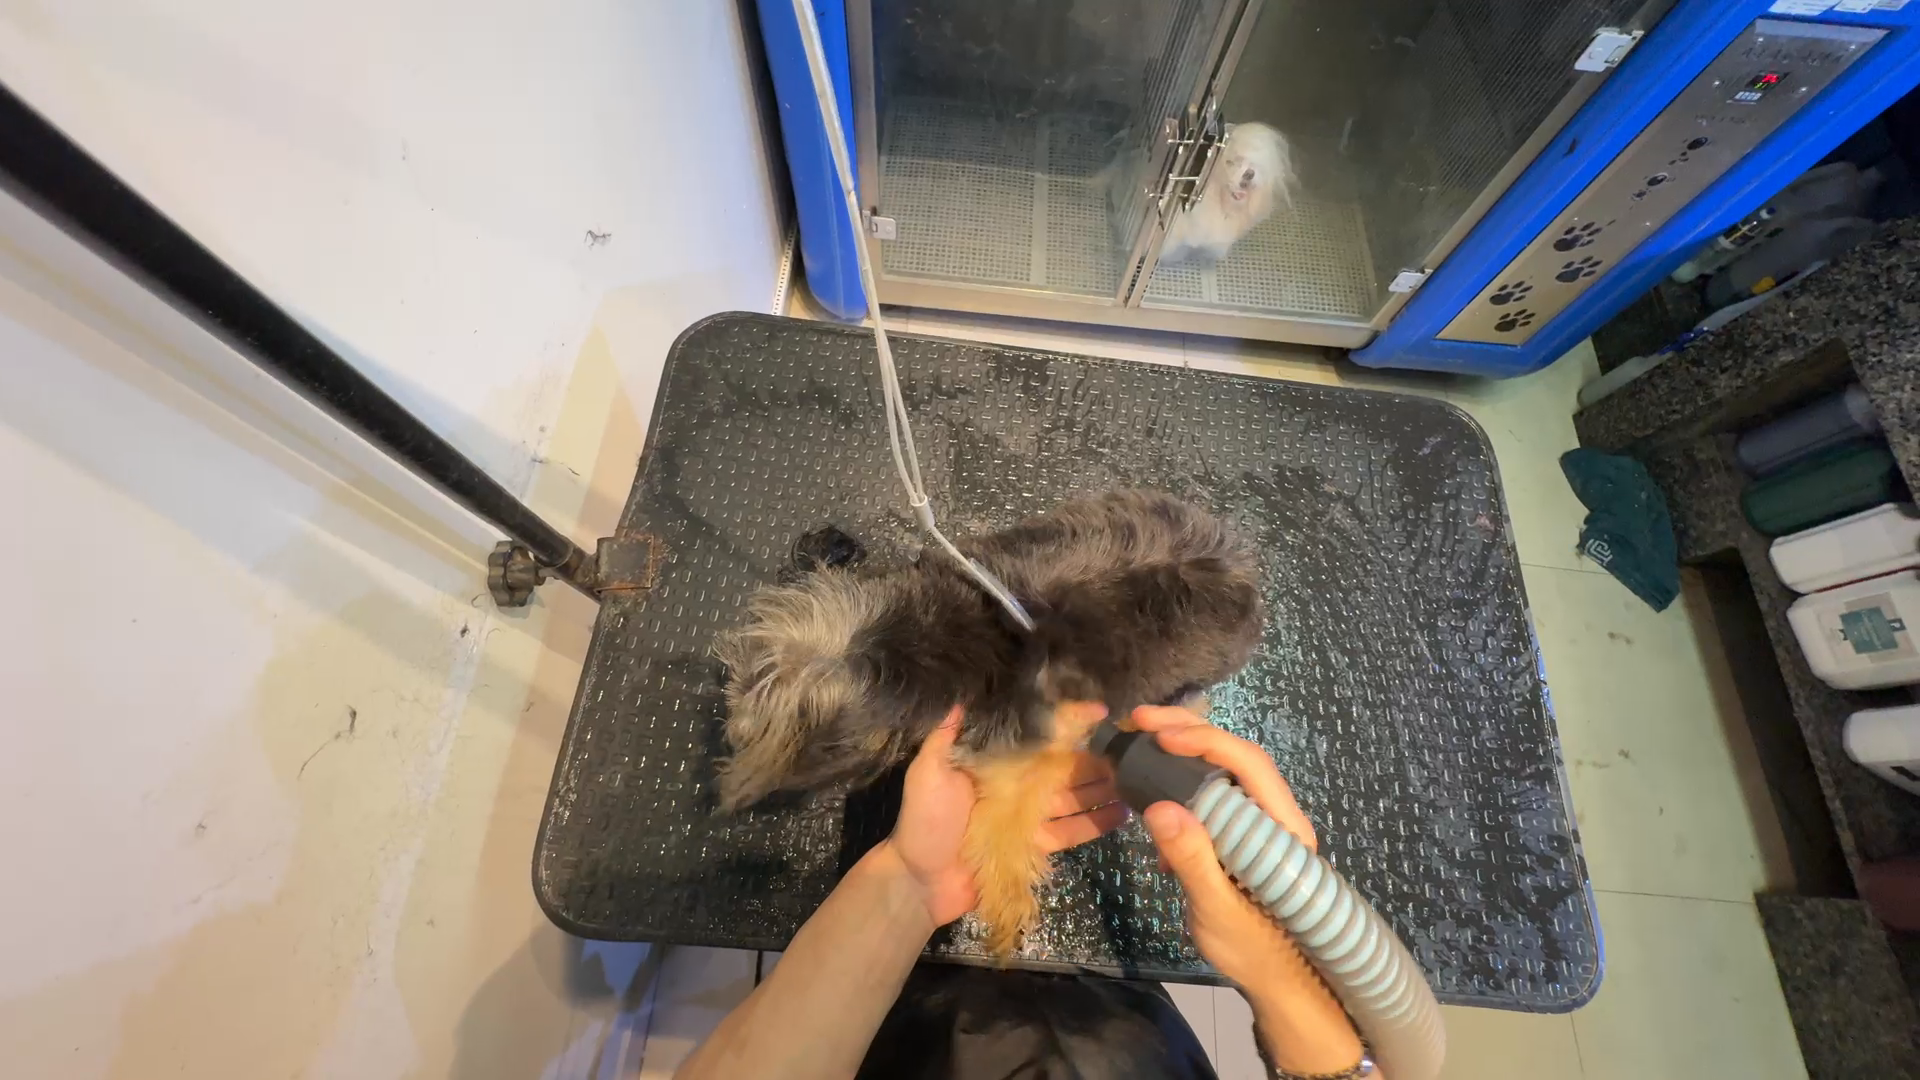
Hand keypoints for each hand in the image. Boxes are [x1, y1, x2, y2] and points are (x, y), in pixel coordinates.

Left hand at [879, 705, 1128, 927]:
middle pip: (1059, 765)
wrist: (920, 881)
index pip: (1032, 736)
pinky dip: (1094, 823)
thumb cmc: (925, 822)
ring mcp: (1025, 815)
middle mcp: (1013, 784)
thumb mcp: (928, 772)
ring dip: (1099, 787)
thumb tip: (959, 695)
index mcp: (992, 763)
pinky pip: (1068, 831)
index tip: (1098, 710)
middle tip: (1125, 747)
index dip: (1063, 722)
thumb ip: (945, 736)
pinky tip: (1121, 813)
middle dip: (1091, 755)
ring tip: (1132, 777)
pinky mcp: (1033, 845)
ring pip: (1070, 796)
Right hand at [1133, 706, 1362, 1074]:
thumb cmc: (1255, 950)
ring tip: (1141, 734)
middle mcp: (1274, 812)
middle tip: (1140, 719)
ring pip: (1220, 764)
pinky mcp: (1237, 828)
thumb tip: (1159, 807)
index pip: (1248, 764)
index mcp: (1283, 828)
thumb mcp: (1219, 911)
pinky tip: (1152, 777)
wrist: (1278, 982)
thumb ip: (1194, 861)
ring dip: (1181, 744)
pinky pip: (1210, 785)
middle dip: (1187, 729)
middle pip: (1233, 753)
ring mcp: (1256, 818)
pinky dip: (1179, 770)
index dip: (1206, 742)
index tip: (1162, 737)